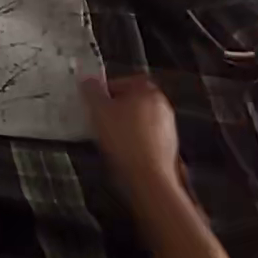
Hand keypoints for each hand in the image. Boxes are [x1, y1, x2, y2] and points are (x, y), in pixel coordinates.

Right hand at [82, 72, 183, 196]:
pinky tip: (122, 149)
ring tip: (108, 136)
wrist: (149, 178)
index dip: (104, 90)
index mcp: (147, 90)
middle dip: (114, 107)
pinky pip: (146, 135)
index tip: (93, 103)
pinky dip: (134, 138)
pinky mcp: (170, 146)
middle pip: (131, 99)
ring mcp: (168, 126)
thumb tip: (87, 80)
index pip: (121, 81)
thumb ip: (91, 90)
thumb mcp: (99, 110)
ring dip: (124, 123)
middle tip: (99, 118)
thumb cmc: (123, 138)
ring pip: (138, 118)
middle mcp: (162, 104)